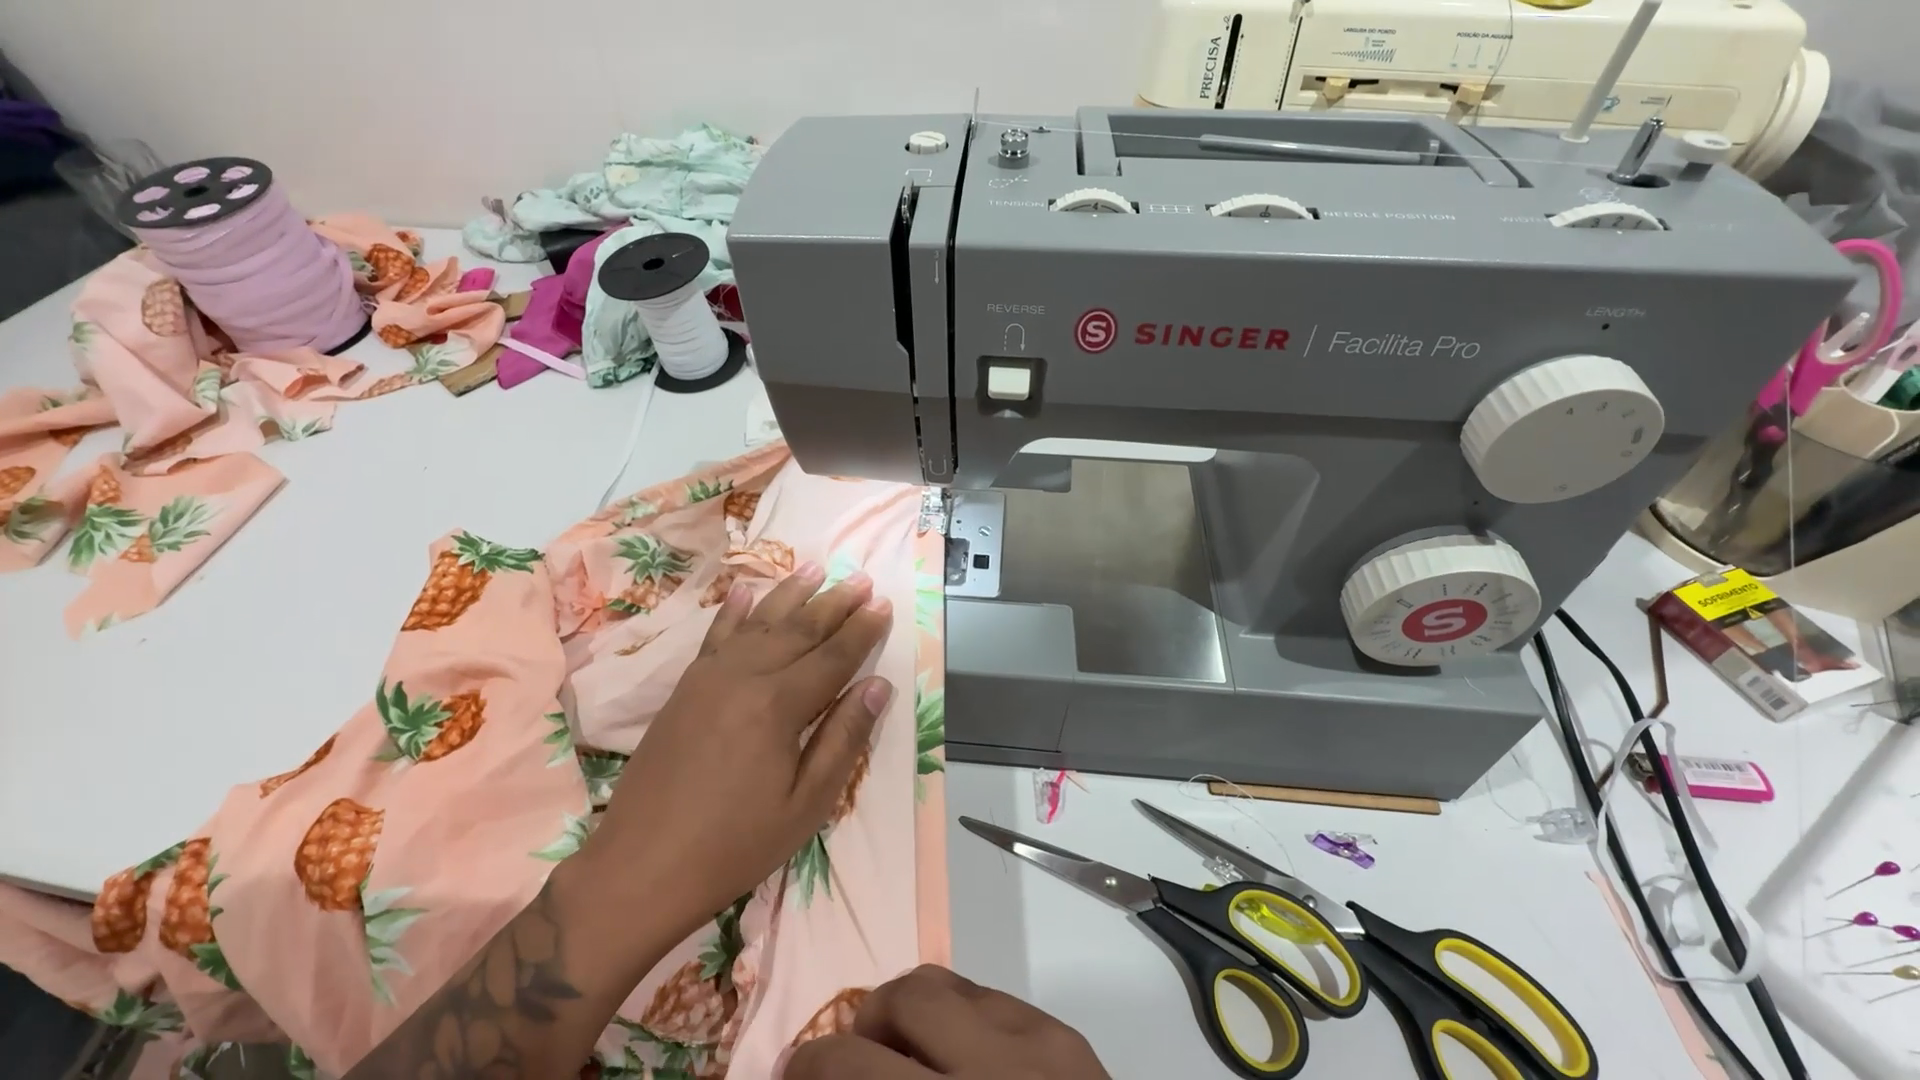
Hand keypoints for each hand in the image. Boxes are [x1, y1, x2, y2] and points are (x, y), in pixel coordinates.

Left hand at [577, 561, 892, 953]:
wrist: (642, 865)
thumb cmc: (736, 845)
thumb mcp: (806, 804)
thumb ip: (843, 739)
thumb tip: (878, 685)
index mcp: (778, 706)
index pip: (833, 657)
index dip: (862, 631)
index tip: (884, 604)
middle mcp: (744, 678)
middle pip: (798, 630)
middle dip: (833, 603)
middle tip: (861, 579)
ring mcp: (708, 679)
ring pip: (758, 624)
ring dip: (789, 594)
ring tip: (814, 568)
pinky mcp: (684, 689)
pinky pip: (714, 636)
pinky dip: (734, 611)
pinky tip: (746, 591)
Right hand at [787, 965, 1111, 1078]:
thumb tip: (826, 1078)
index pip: (849, 1066)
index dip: (806, 1067)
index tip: (796, 1077)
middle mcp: (994, 1067)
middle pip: (903, 997)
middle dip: (865, 1025)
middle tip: (857, 1062)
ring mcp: (1040, 1042)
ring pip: (949, 983)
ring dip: (915, 1014)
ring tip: (911, 1055)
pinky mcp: (1068, 1036)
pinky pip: (994, 997)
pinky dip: (964, 1020)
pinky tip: (967, 1062)